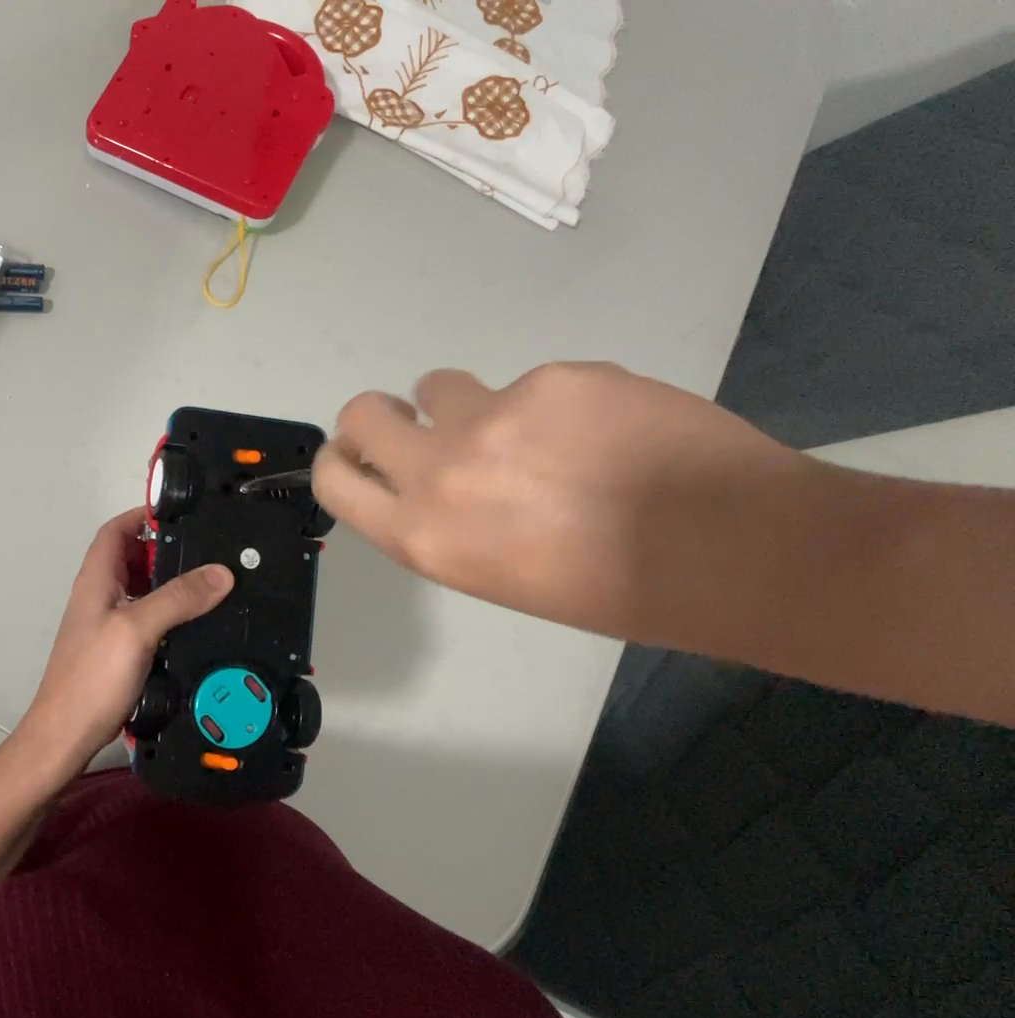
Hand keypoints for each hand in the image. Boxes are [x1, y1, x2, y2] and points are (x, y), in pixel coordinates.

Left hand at [20, 508, 233, 767]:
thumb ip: (177, 598)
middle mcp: (99, 597)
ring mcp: (107, 626)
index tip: (184, 514)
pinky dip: (170, 615)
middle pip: (132, 558)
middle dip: (167, 549)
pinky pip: (147, 620)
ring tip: (213, 584)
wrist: (65, 736)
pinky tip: (198, 625)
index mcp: (95, 581)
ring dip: (171, 584)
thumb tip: (221, 572)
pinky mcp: (118, 652)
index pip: (115, 531)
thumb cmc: (92, 678)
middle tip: (210, 550)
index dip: (143, 515)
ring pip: (142, 591)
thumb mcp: (137, 630)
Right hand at [312, 362, 823, 645]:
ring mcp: (495, 416)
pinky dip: (554, 401)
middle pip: (363, 411)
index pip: (335, 477)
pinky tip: (606, 430)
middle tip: (423, 426)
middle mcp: (439, 471)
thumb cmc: (608, 590)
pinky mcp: (555, 377)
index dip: (340, 460)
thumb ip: (441, 521)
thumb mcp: (492, 573)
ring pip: (442, 386)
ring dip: (466, 404)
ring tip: (533, 431)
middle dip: (381, 415)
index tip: (359, 456)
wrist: (733, 550)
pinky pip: (530, 381)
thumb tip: (432, 480)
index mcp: (422, 534)